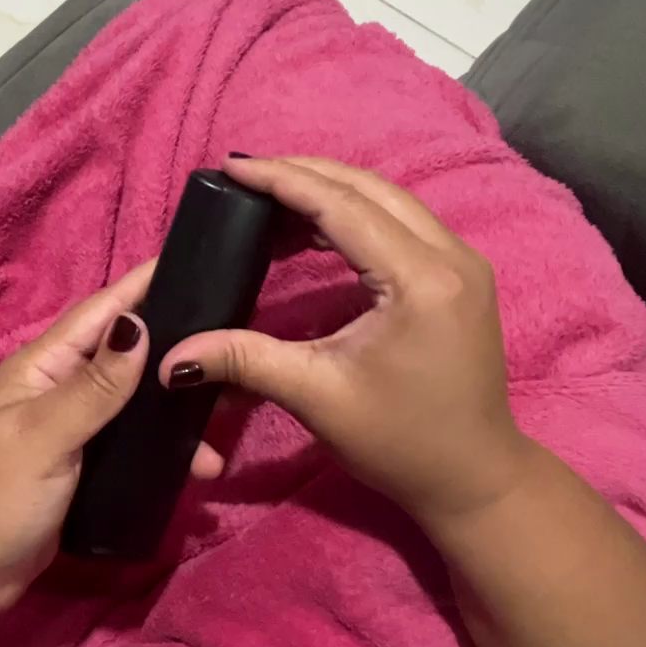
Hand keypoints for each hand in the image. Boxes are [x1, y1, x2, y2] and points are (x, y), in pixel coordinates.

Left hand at [0, 260, 225, 617]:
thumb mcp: (41, 439)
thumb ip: (92, 389)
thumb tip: (139, 327)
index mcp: (42, 367)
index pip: (100, 313)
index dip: (141, 286)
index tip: (193, 262)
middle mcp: (60, 388)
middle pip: (124, 354)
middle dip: (172, 344)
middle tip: (230, 342)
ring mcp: (73, 429)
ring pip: (134, 402)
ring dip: (174, 406)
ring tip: (227, 411)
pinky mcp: (84, 467)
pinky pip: (131, 444)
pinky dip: (162, 447)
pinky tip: (196, 461)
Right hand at [160, 156, 533, 530]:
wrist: (474, 479)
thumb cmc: (401, 442)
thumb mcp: (317, 396)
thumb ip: (243, 360)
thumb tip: (171, 356)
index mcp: (420, 280)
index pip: (341, 207)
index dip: (282, 181)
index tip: (232, 167)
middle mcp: (450, 256)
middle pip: (367, 188)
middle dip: (303, 174)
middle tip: (244, 177)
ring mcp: (460, 262)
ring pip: (386, 199)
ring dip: (328, 191)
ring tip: (268, 200)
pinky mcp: (456, 275)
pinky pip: (398, 222)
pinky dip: (351, 213)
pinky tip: (311, 230)